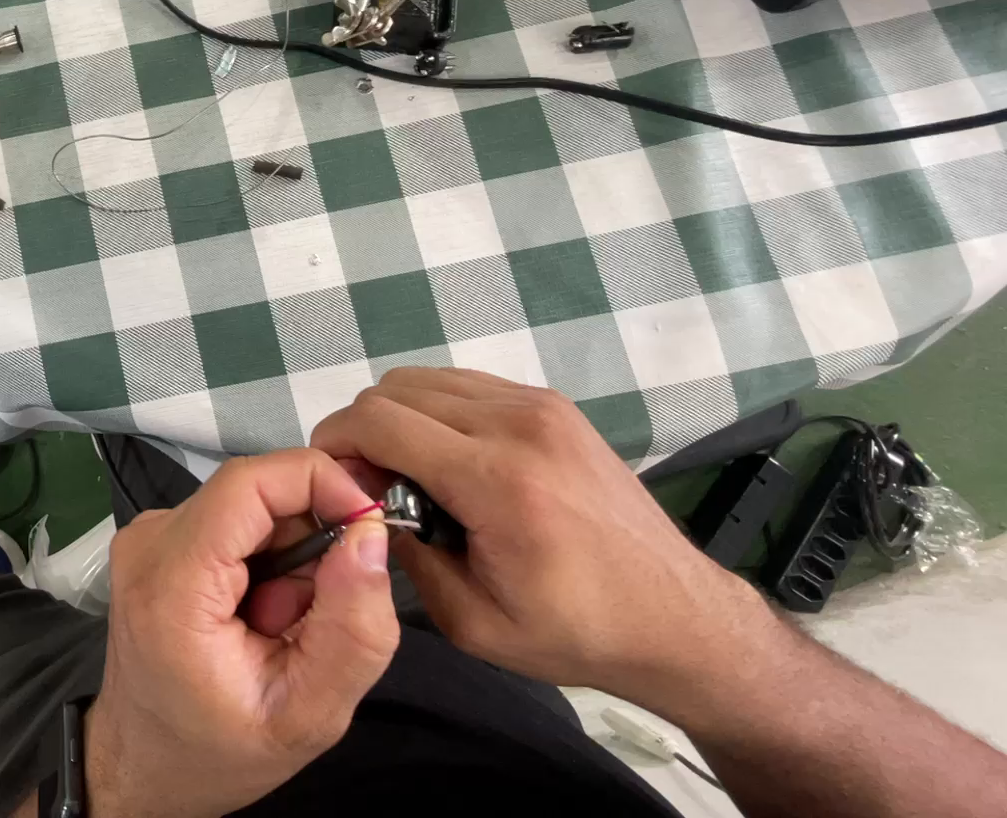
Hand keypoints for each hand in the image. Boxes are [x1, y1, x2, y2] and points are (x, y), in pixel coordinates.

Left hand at [84, 449, 398, 817]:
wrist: (142, 764)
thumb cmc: (217, 751)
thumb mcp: (308, 714)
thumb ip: (351, 628)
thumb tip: (369, 533)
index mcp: (171, 580)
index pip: (247, 482)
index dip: (318, 480)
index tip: (369, 522)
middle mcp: (149, 538)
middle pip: (252, 493)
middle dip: (307, 539)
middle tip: (312, 614)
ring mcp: (146, 534)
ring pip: (247, 507)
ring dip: (286, 555)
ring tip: (275, 624)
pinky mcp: (155, 538)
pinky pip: (230, 521)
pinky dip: (261, 557)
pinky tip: (252, 613)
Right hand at [309, 367, 779, 710]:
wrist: (680, 619)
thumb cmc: (575, 631)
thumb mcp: (470, 620)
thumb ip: (403, 553)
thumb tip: (366, 501)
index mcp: (497, 480)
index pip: (378, 421)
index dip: (335, 441)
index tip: (330, 478)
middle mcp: (516, 424)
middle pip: (390, 391)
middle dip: (360, 431)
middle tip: (370, 482)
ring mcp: (538, 405)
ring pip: (420, 379)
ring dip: (394, 418)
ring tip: (407, 469)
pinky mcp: (550, 403)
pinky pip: (458, 384)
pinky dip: (432, 411)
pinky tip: (446, 455)